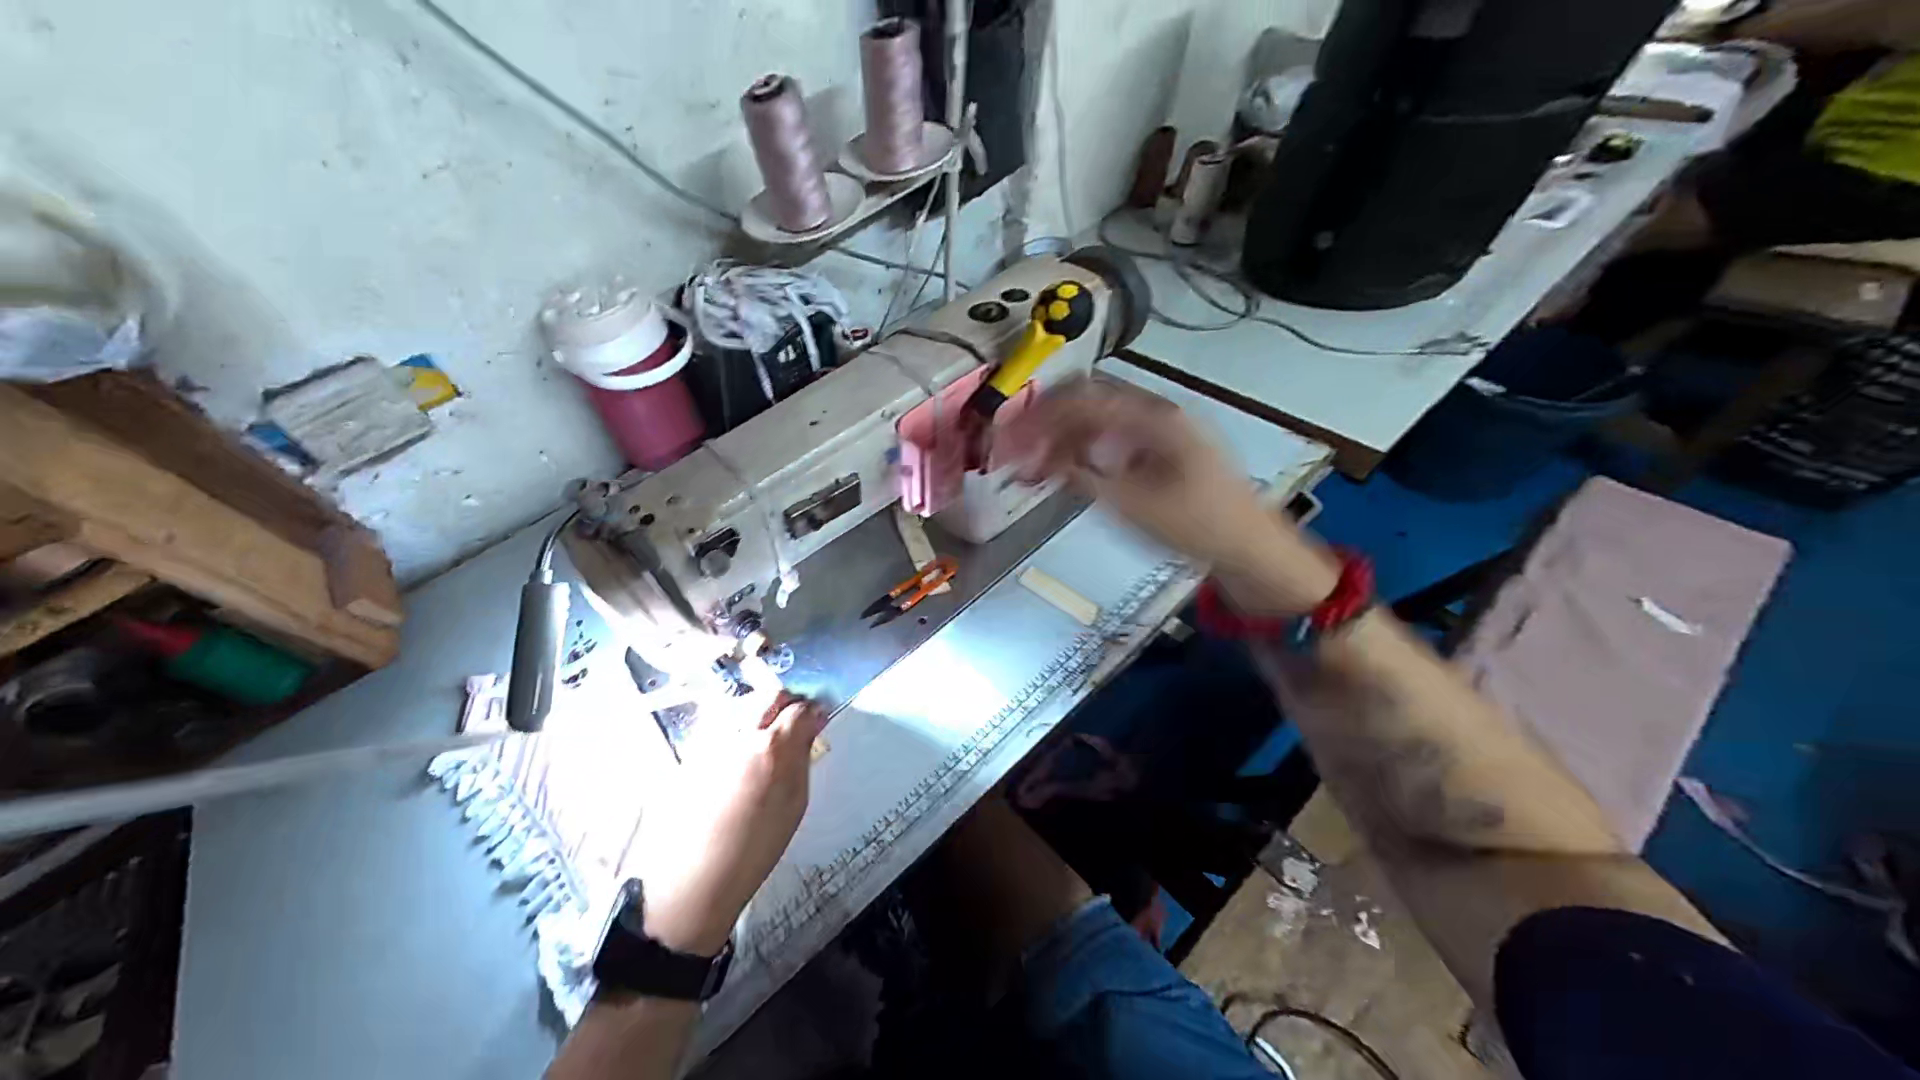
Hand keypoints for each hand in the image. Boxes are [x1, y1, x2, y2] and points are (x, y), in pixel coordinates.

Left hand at [634, 681, 826, 955]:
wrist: (692, 880)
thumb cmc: (749, 850)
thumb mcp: (794, 803)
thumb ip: (803, 756)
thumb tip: (811, 727)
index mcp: (772, 748)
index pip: (800, 709)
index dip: (813, 713)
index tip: (817, 720)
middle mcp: (739, 733)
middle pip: (770, 696)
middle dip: (788, 703)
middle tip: (796, 723)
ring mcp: (711, 739)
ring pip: (743, 704)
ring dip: (760, 712)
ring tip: (767, 739)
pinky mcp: (691, 751)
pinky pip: (721, 722)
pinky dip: (737, 727)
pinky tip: (741, 753)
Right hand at [1006, 374, 1339, 614]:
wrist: (1250, 548)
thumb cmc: (1198, 525)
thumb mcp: (1133, 505)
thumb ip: (1083, 477)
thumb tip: (1038, 459)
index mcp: (1153, 417)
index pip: (1081, 400)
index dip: (1038, 417)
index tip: (1007, 438)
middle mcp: (1155, 413)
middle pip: (1086, 403)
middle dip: (1044, 424)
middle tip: (1013, 450)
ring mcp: (1159, 431)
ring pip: (1095, 421)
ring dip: (1060, 439)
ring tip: (1031, 467)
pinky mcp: (1160, 451)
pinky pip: (1111, 439)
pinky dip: (1082, 452)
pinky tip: (1064, 472)